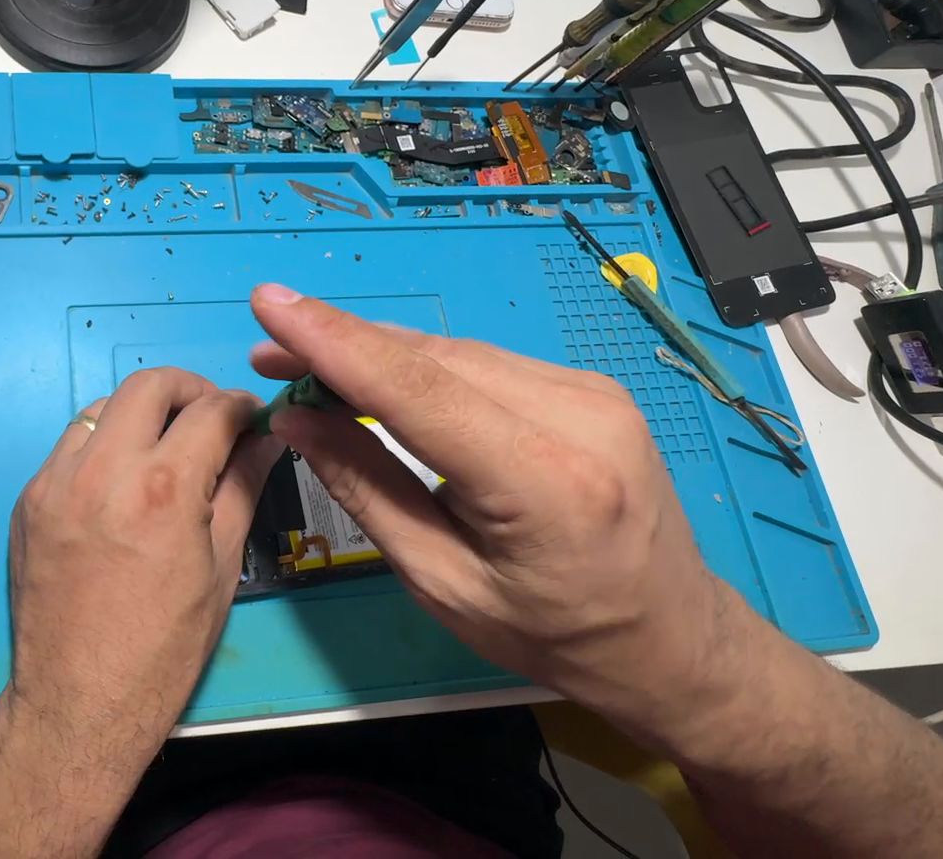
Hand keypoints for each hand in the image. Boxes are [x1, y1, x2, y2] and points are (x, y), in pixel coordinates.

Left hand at [0, 367, 281, 773]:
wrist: (77, 701)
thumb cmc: (165, 648)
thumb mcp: (221, 567)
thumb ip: (242, 486)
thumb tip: (267, 438)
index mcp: (163, 488)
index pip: (211, 411)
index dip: (241, 406)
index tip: (251, 416)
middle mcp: (103, 469)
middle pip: (148, 384)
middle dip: (189, 389)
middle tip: (209, 417)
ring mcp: (55, 480)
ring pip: (102, 407)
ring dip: (140, 414)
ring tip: (162, 447)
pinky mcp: (28, 498)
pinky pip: (69, 446)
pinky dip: (102, 446)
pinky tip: (119, 482)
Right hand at [248, 284, 746, 734]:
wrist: (674, 639)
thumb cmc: (549, 631)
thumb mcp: (439, 579)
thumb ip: (364, 487)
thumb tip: (295, 418)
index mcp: (542, 481)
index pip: (415, 389)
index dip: (333, 342)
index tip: (269, 303)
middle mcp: (575, 414)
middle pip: (427, 358)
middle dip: (337, 347)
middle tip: (267, 354)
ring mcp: (588, 390)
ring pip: (448, 352)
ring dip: (371, 354)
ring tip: (306, 367)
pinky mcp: (585, 385)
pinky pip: (476, 362)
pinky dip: (414, 366)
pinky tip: (375, 379)